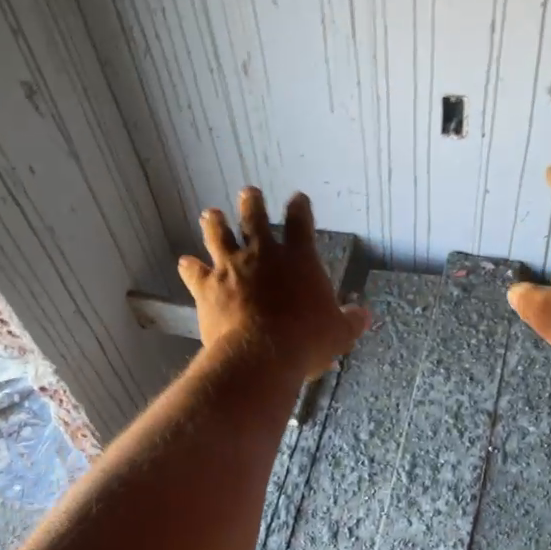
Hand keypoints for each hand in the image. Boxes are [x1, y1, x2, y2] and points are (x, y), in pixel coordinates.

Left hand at [178, 188, 368, 382]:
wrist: (261, 356)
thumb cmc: (306, 343)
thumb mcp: (338, 335)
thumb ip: (350, 321)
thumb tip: (364, 315)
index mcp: (299, 259)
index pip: (300, 222)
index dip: (300, 208)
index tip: (297, 199)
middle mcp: (263, 254)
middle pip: (254, 217)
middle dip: (252, 203)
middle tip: (249, 193)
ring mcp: (231, 268)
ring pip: (219, 234)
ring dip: (215, 223)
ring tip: (211, 214)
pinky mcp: (207, 288)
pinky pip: (194, 272)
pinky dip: (190, 267)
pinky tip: (185, 263)